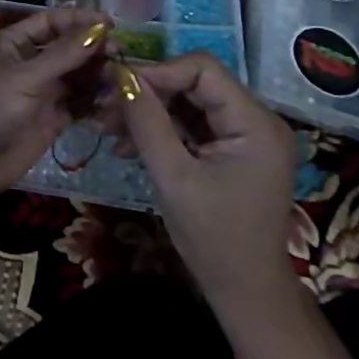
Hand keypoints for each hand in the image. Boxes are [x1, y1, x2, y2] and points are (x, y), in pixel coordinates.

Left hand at [0, 9, 111, 197]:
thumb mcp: (24, 77)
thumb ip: (63, 55)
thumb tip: (99, 30)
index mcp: (12, 44)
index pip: (50, 23)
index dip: (78, 21)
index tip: (111, 25)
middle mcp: (28, 64)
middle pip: (68, 49)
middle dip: (93, 50)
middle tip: (121, 56)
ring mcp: (40, 92)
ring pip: (77, 77)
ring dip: (98, 76)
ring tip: (121, 80)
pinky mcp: (51, 119)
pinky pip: (79, 103)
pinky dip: (96, 102)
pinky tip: (113, 102)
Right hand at [114, 52, 299, 323]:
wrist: (242, 288)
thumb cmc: (213, 236)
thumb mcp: (173, 176)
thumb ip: (147, 122)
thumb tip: (120, 76)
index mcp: (255, 124)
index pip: (203, 70)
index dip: (157, 71)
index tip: (115, 86)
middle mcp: (255, 120)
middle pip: (192, 84)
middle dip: (146, 92)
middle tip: (103, 108)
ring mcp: (242, 135)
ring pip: (185, 103)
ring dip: (145, 111)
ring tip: (106, 127)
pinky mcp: (228, 150)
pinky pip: (188, 125)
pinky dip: (156, 129)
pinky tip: (125, 145)